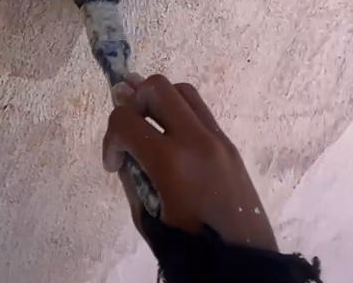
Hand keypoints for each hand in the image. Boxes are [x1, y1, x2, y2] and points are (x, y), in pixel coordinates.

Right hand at [101, 75, 277, 251]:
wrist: (242, 267)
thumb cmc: (188, 249)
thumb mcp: (147, 216)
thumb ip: (131, 172)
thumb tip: (122, 140)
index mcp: (171, 162)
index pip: (125, 119)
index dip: (110, 137)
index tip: (113, 162)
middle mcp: (196, 139)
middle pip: (156, 87)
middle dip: (135, 102)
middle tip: (132, 130)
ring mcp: (218, 139)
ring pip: (182, 90)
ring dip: (160, 102)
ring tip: (153, 129)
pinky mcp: (230, 144)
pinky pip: (200, 111)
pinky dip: (180, 114)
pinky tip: (174, 141)